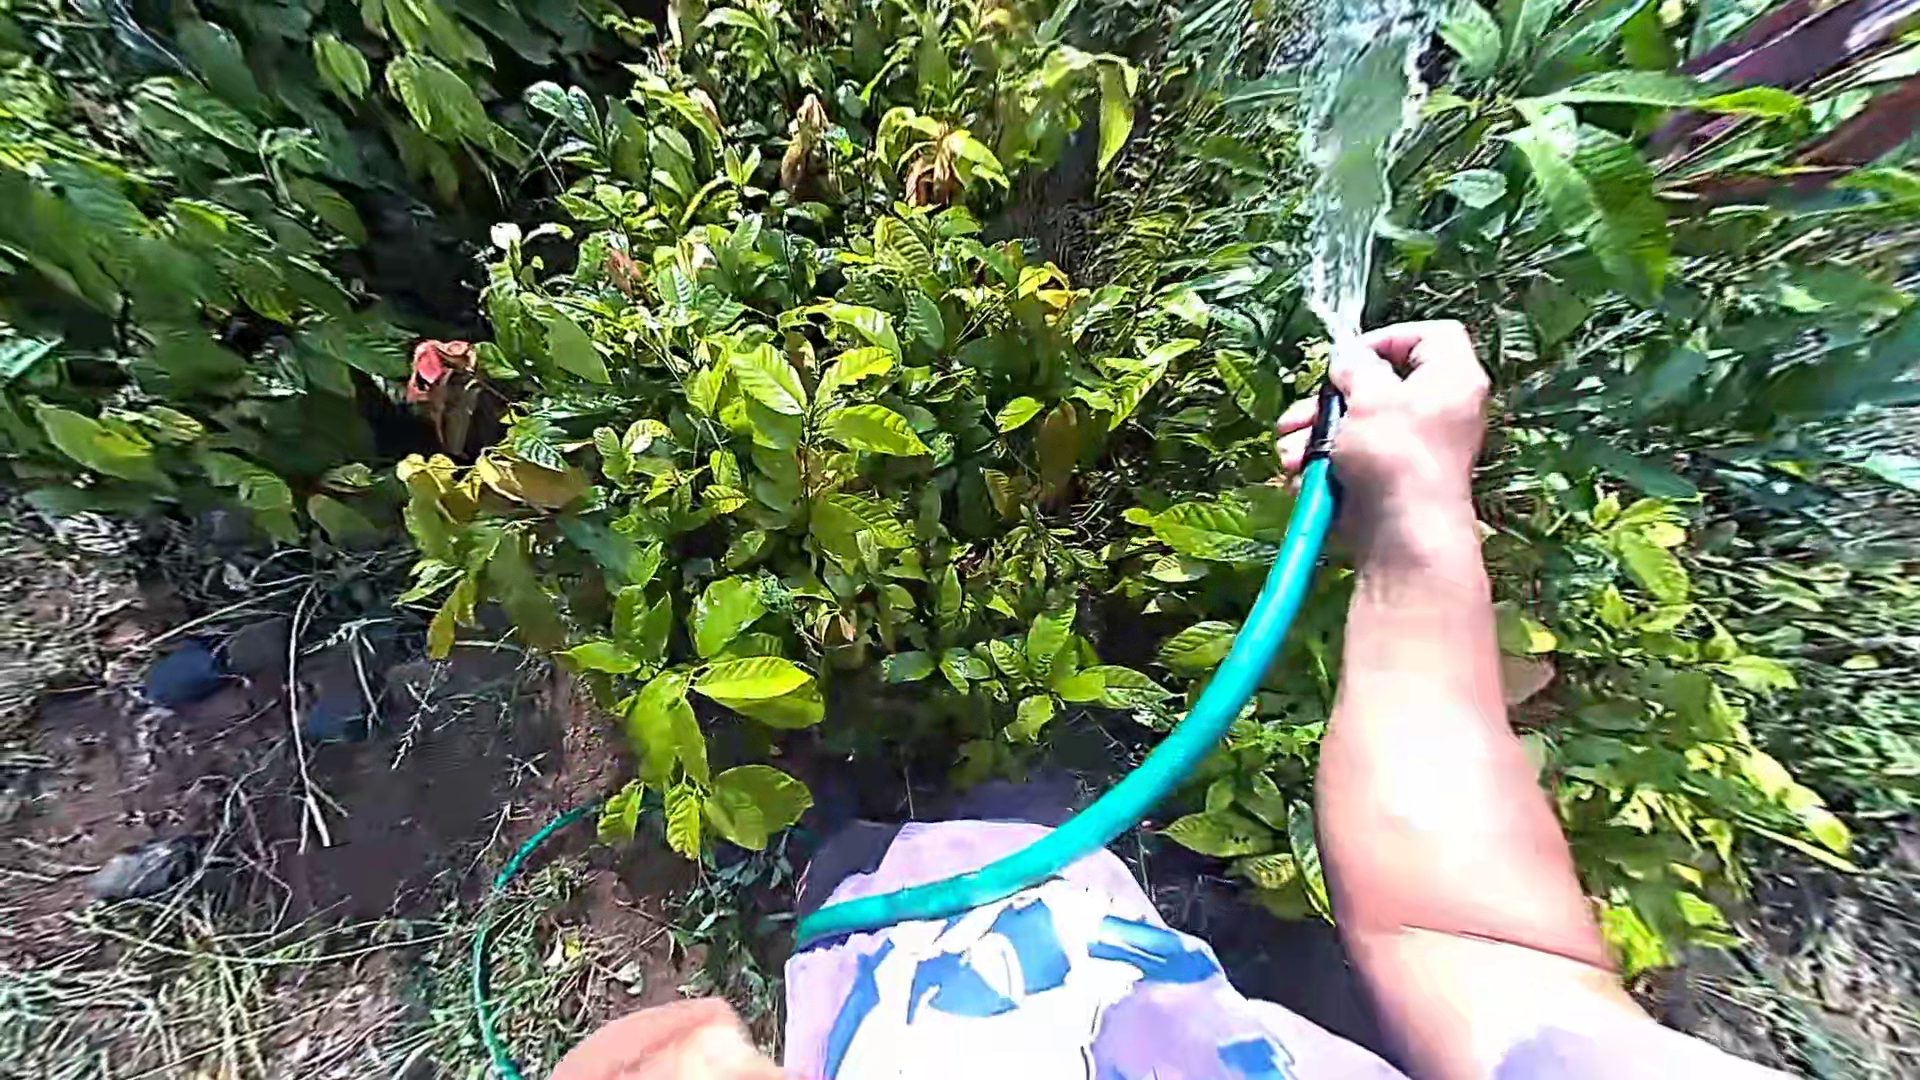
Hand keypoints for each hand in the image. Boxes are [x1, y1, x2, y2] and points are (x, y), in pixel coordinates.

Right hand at [1276, 320, 1488, 570]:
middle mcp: (1431, 409)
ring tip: (1291, 456)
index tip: (1345, 358)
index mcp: (1448, 379)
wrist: (1399, 530)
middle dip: (1322, 404)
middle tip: (1296, 416)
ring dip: (1309, 438)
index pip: (1428, 336)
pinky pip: (1343, 456)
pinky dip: (1318, 463)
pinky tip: (1301, 474)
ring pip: (1346, 426)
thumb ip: (1357, 369)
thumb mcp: (1371, 398)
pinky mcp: (1379, 475)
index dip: (1385, 339)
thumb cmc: (1393, 455)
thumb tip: (1347, 358)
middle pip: (1372, 387)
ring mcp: (1404, 445)